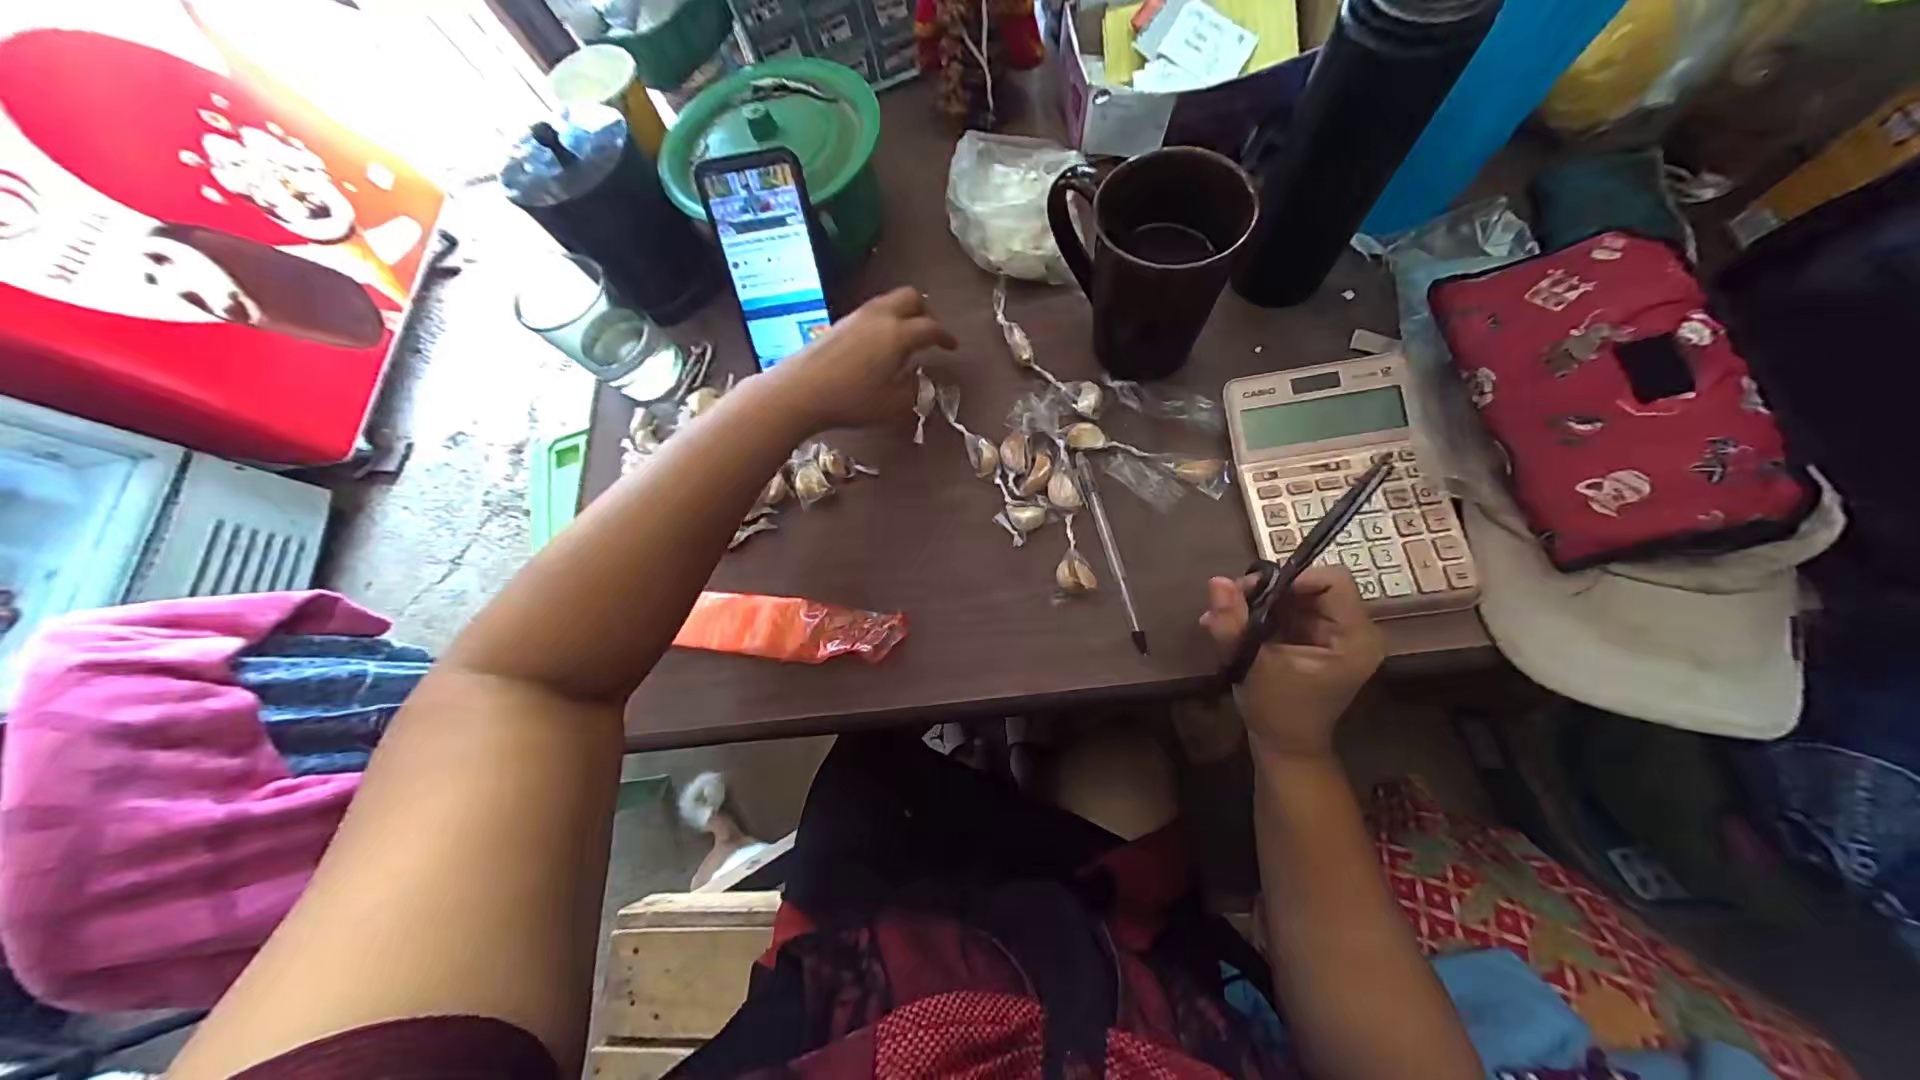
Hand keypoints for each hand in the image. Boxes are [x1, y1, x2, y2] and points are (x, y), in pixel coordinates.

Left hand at [770, 287, 956, 432]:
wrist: (800, 390)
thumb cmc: (851, 400)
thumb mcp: (892, 405)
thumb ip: (912, 390)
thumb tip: (919, 380)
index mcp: (899, 334)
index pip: (931, 328)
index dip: (945, 337)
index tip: (952, 346)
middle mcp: (880, 316)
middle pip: (911, 298)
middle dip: (926, 313)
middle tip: (930, 333)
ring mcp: (857, 316)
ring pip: (889, 302)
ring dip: (904, 314)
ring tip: (906, 338)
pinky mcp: (839, 324)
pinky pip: (872, 312)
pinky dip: (885, 320)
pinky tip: (879, 345)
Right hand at [1200, 566, 1384, 763]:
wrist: (1284, 748)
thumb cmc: (1277, 711)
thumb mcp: (1252, 665)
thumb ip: (1234, 622)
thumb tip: (1217, 580)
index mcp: (1354, 637)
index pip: (1333, 581)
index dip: (1292, 578)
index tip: (1254, 593)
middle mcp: (1352, 630)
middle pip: (1311, 585)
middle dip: (1269, 590)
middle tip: (1230, 602)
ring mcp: (1333, 634)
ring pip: (1296, 596)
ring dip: (1260, 601)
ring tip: (1226, 615)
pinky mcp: (1314, 639)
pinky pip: (1289, 611)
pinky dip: (1261, 613)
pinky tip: (1234, 625)